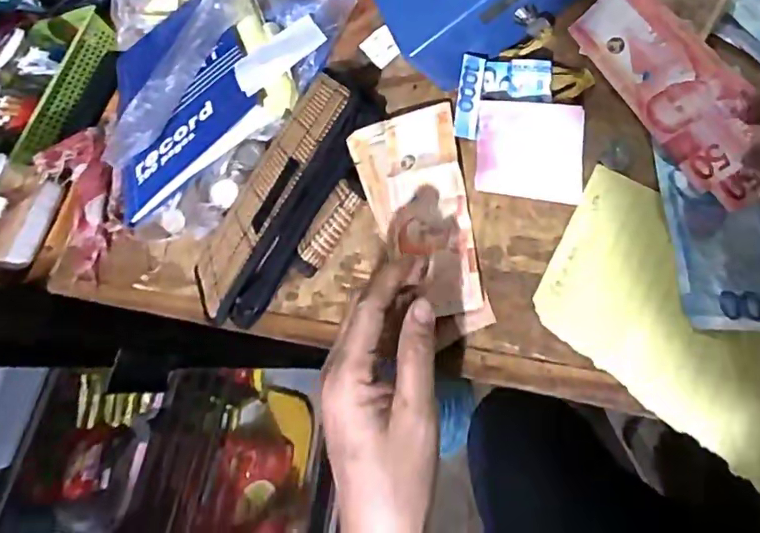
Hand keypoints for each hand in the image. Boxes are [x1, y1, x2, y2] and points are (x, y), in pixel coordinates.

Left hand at [320, 255, 438, 532]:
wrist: (380, 531)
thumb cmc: (400, 473)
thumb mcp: (416, 410)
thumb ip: (416, 352)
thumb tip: (422, 301)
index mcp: (345, 374)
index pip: (368, 309)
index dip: (394, 278)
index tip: (420, 255)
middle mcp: (334, 373)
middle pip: (361, 315)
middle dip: (392, 286)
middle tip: (425, 264)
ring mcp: (340, 386)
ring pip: (365, 330)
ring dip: (394, 306)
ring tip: (425, 285)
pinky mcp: (350, 398)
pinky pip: (370, 351)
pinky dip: (393, 332)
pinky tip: (417, 324)